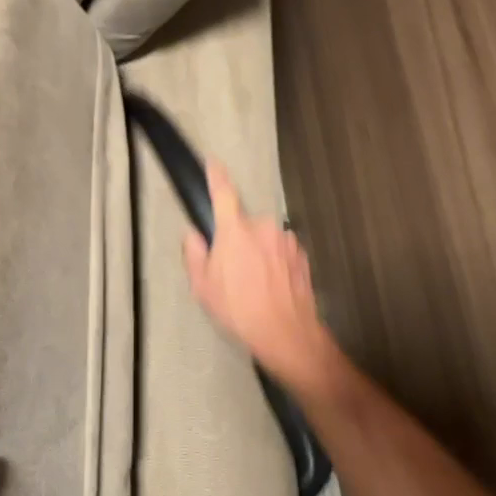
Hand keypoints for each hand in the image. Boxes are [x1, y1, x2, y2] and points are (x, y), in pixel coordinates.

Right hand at [183, 161, 339, 395]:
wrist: (287, 333)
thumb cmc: (238, 309)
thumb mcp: (202, 287)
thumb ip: (195, 254)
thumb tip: (195, 235)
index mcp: (235, 230)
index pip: (223, 193)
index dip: (216, 175)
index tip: (212, 162)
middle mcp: (263, 227)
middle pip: (243, 224)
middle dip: (236, 240)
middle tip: (230, 270)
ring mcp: (286, 240)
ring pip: (263, 238)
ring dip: (257, 252)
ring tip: (253, 284)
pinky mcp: (301, 255)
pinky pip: (279, 251)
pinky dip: (273, 263)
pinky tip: (271, 286)